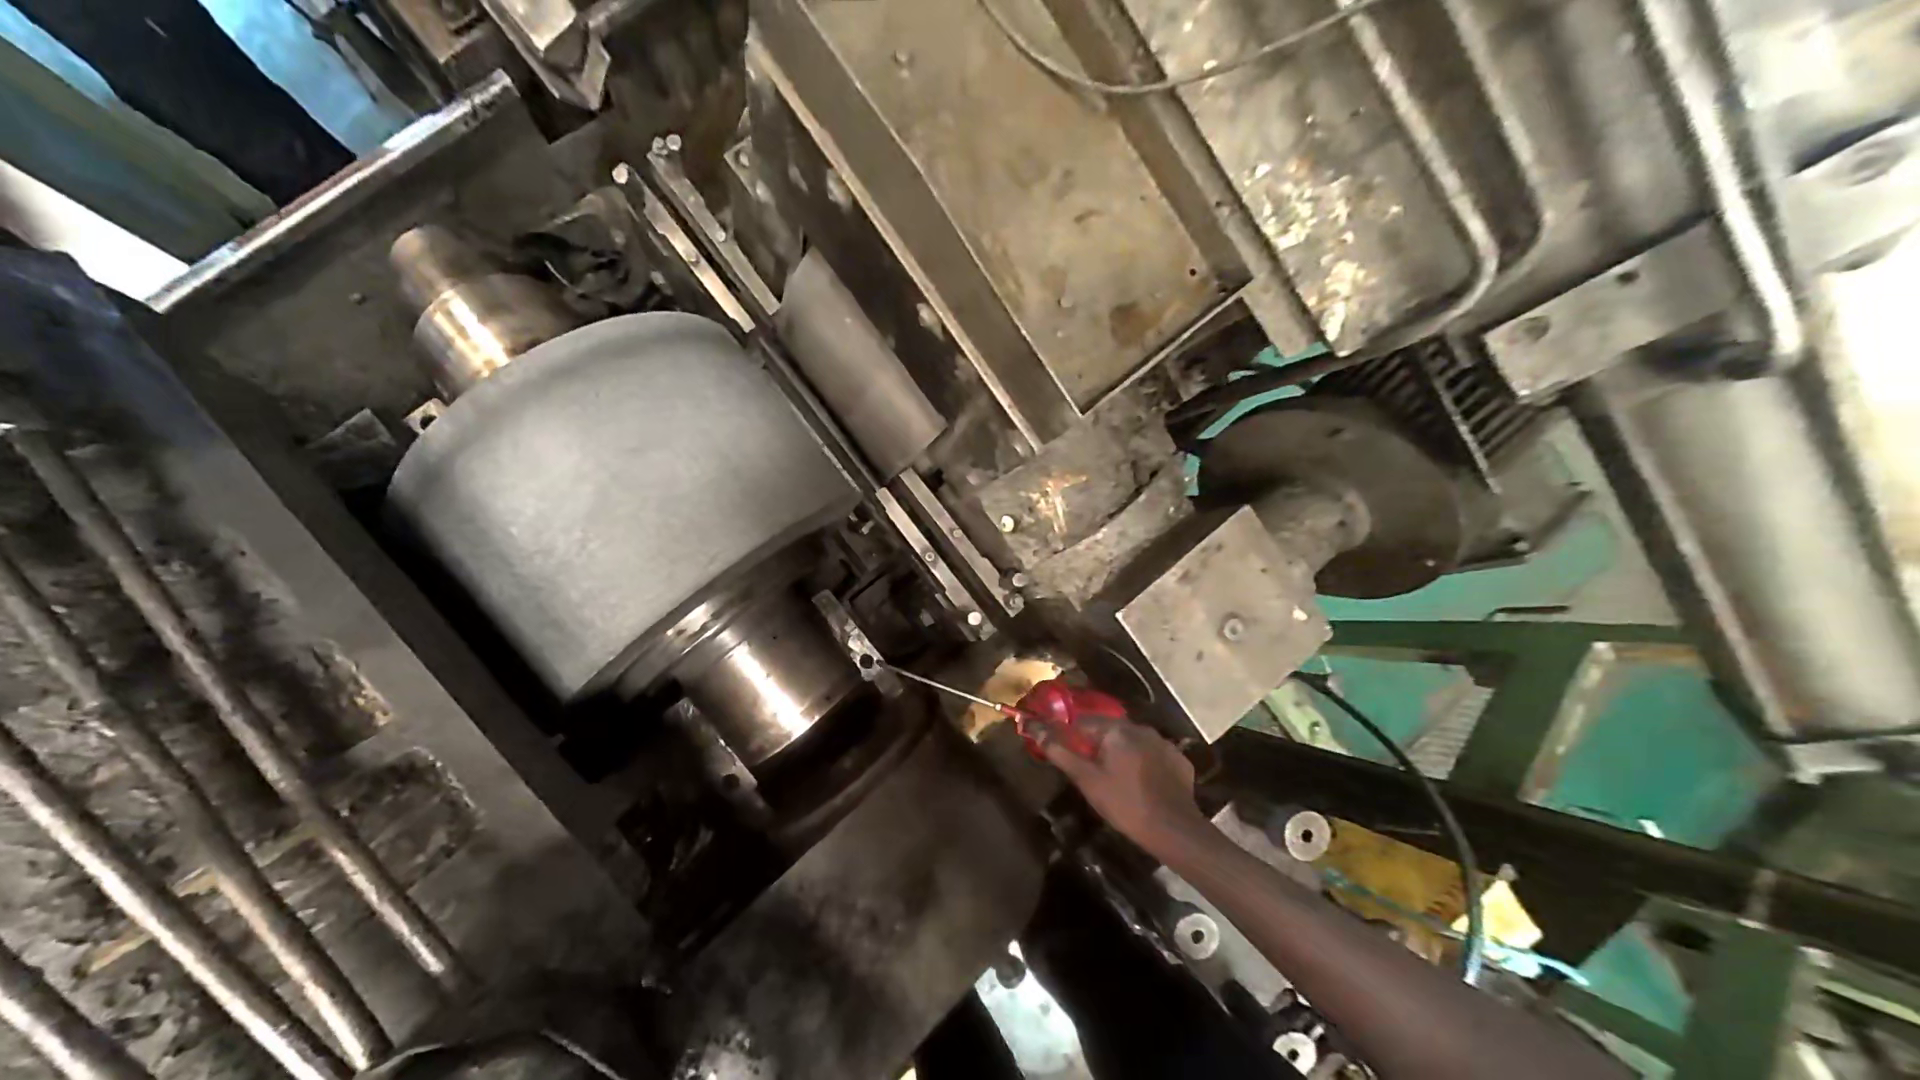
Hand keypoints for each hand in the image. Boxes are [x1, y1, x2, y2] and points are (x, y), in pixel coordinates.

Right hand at [1039, 713, 1208, 857]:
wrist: (1172, 829)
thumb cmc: (1124, 803)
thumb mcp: (1086, 780)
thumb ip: (1059, 752)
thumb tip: (1035, 728)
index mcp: (1116, 729)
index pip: (1083, 723)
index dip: (1072, 738)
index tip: (1069, 757)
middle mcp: (1141, 728)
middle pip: (1109, 731)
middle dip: (1098, 747)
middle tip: (1092, 773)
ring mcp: (1163, 742)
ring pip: (1132, 742)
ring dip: (1121, 754)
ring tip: (1117, 780)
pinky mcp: (1178, 759)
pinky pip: (1152, 755)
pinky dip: (1143, 764)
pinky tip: (1141, 785)